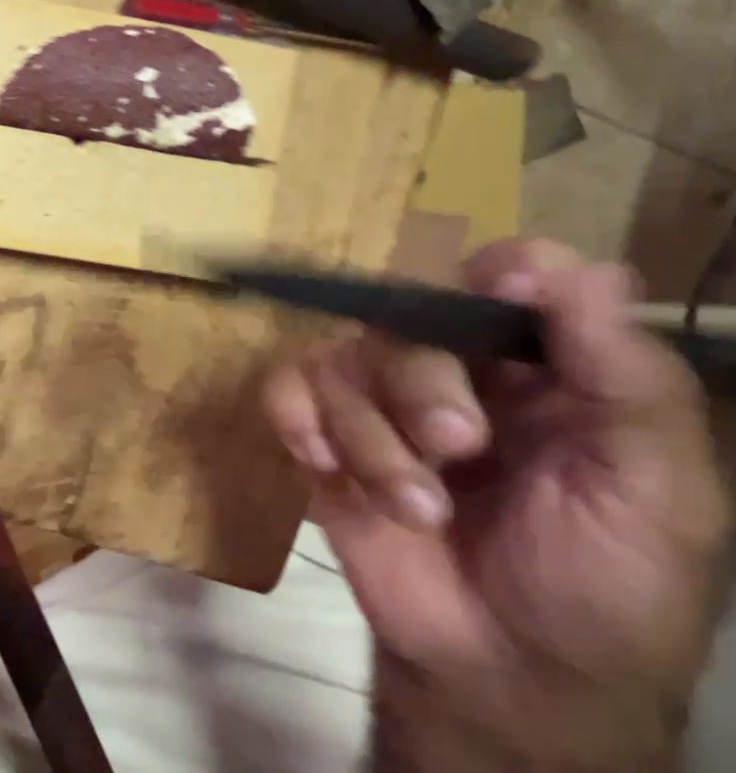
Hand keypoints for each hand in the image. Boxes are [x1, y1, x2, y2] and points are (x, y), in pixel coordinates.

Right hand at [263, 239, 730, 769]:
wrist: (504, 674)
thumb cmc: (606, 589)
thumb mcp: (658, 493)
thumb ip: (627, 381)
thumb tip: (582, 269)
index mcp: (551, 374)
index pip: (516, 278)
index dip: (504, 272)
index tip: (503, 292)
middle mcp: (460, 375)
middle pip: (410, 313)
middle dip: (423, 379)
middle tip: (456, 446)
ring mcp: (381, 407)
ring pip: (344, 358)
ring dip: (371, 434)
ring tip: (414, 508)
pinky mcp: (320, 439)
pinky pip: (285, 390)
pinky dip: (297, 419)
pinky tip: (322, 466)